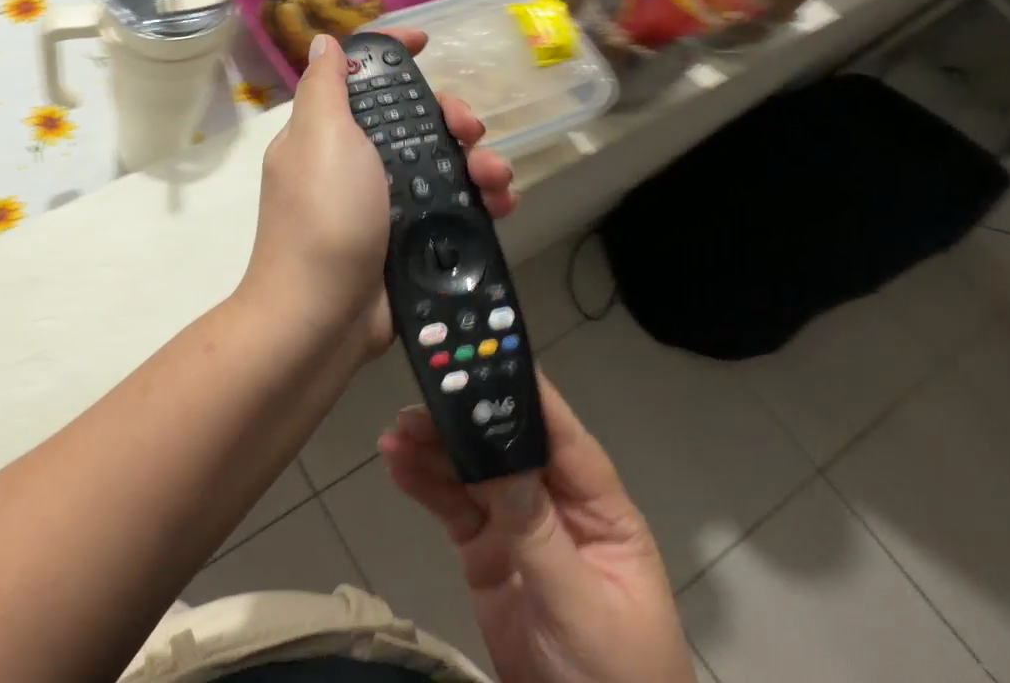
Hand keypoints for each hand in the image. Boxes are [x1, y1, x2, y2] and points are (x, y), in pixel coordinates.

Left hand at [239, 29, 516, 352]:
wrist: (322, 315)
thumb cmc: (323, 215)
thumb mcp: (320, 137)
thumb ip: (325, 87)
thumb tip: (324, 42)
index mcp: (328, 134)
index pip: (363, 80)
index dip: (393, 55)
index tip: (427, 41)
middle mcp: (355, 165)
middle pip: (415, 122)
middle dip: (451, 118)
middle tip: (470, 130)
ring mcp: (385, 207)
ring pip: (444, 166)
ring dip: (478, 163)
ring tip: (495, 179)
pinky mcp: (411, 244)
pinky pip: (454, 211)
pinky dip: (481, 204)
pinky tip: (501, 206)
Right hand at [380, 374, 695, 682]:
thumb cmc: (616, 672)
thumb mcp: (580, 604)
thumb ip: (539, 533)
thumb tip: (502, 463)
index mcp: (601, 511)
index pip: (564, 440)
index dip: (528, 398)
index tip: (487, 359)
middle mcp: (557, 507)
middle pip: (507, 449)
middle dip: (465, 423)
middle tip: (418, 400)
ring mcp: (518, 529)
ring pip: (472, 474)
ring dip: (435, 451)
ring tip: (393, 433)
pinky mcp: (485, 554)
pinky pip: (452, 509)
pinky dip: (424, 486)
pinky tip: (396, 466)